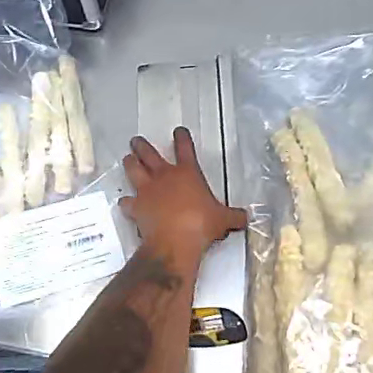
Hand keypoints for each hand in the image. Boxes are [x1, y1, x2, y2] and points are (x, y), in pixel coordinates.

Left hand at [119, 128, 247, 255]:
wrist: (175, 241)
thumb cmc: (201, 225)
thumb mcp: (224, 220)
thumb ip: (234, 216)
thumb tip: (246, 218)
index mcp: (187, 173)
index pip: (185, 148)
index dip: (182, 138)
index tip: (178, 131)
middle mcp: (164, 177)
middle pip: (149, 154)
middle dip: (142, 146)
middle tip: (136, 141)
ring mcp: (147, 190)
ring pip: (133, 170)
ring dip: (130, 164)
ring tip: (127, 159)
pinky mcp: (136, 207)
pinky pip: (127, 202)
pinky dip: (126, 202)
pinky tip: (125, 203)